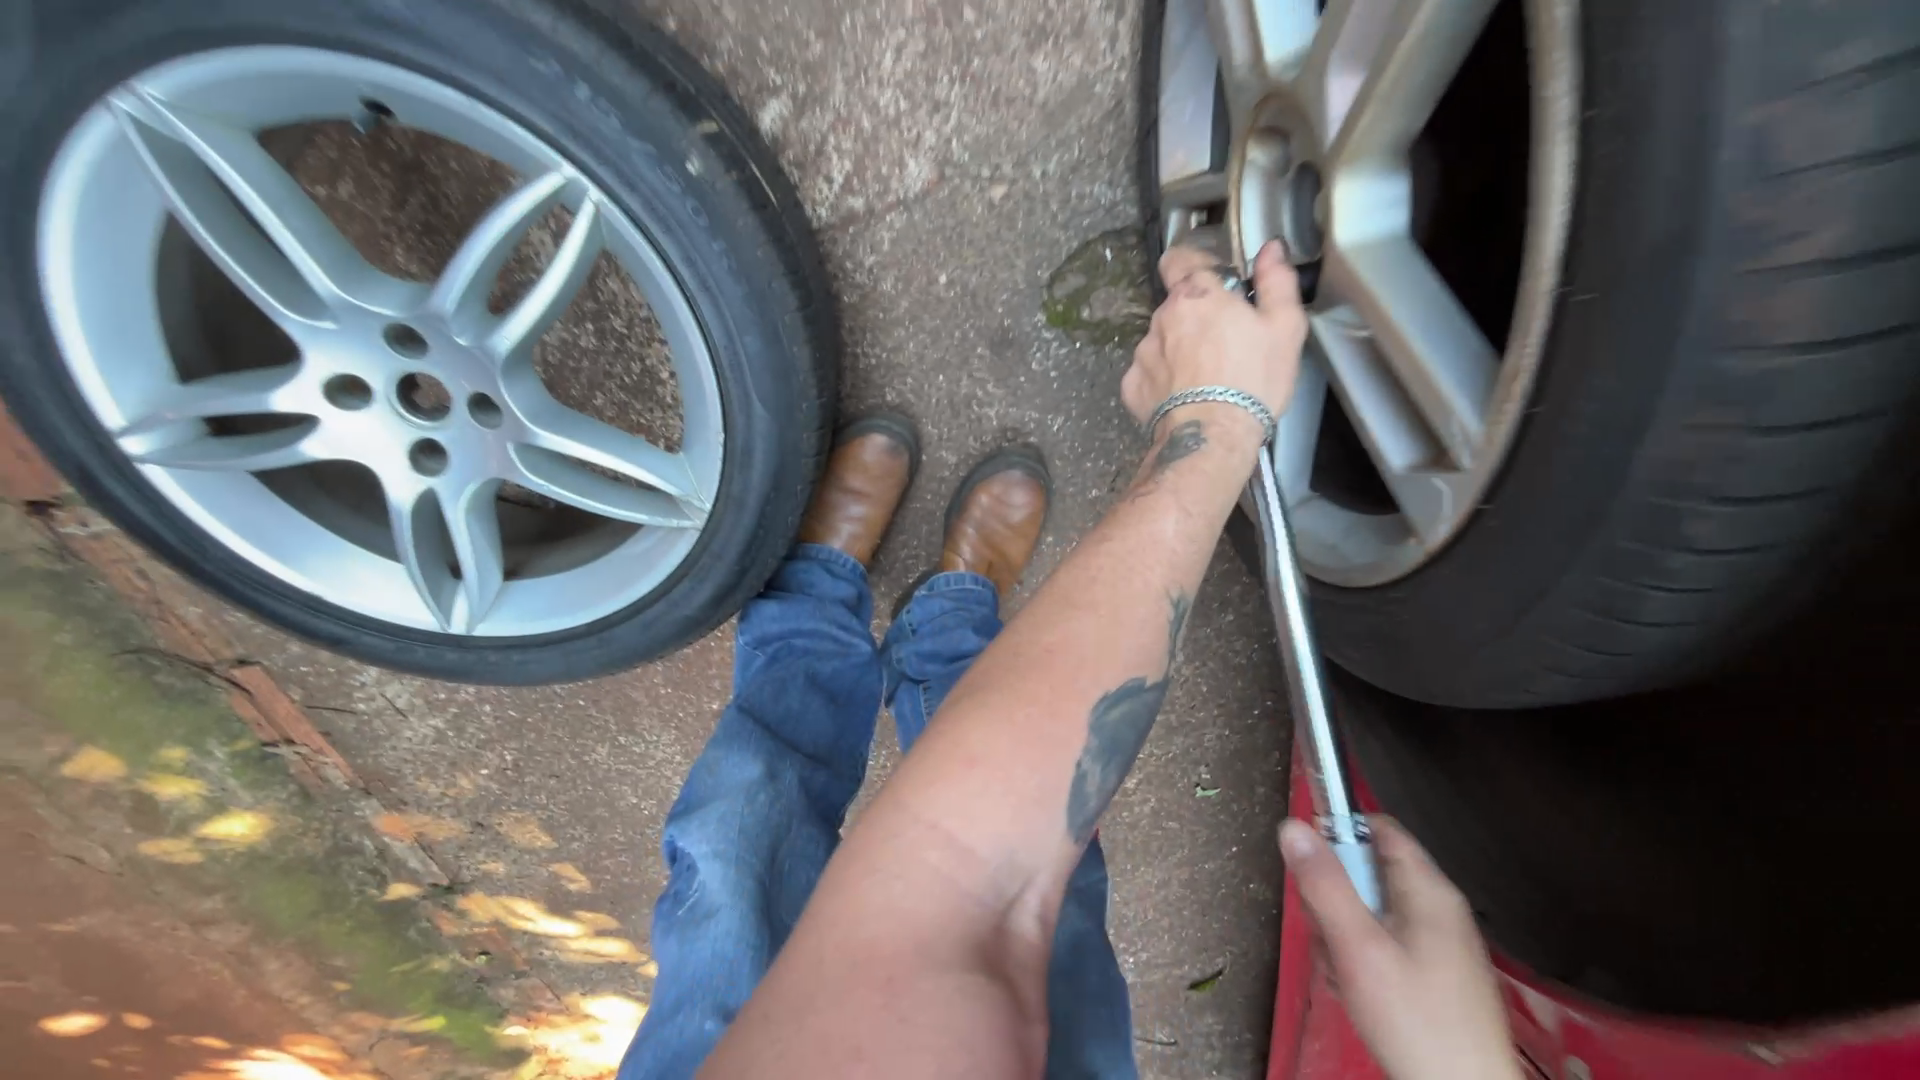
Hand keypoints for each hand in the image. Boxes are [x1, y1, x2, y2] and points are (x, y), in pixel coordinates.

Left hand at [1122, 239, 1307, 429]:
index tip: (1212, 280)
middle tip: (1224, 344)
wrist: (1212, 436)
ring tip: (1205, 378)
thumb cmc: (1252, 380)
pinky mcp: (1132, 386)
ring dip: (1178, 351)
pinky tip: (1184, 397)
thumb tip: (1271, 249)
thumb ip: (1276, 281)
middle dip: (1195, 319)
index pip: (1179, 259)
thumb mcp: (1284, 327)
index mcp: (1196, 294)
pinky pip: (1148, 374)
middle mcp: (1162, 318)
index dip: (1193, 264)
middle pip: (1176, 307)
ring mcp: (1142, 353)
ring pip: (1161, 341)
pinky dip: (1162, 381)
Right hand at [1280, 816, 1523, 1079]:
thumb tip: (1291, 825)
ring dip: (1343, 935)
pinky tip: (1359, 991)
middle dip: (1334, 898)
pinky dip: (1362, 960)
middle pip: (1368, 872)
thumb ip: (1324, 884)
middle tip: (1327, 936)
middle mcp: (1438, 907)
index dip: (1338, 834)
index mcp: (1428, 889)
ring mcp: (1440, 943)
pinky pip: (1385, 945)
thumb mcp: (1357, 947)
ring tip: (1343, 973)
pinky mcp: (1436, 975)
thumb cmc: (1412, 1018)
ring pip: (1371, 912)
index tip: (1309, 865)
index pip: (1377, 827)